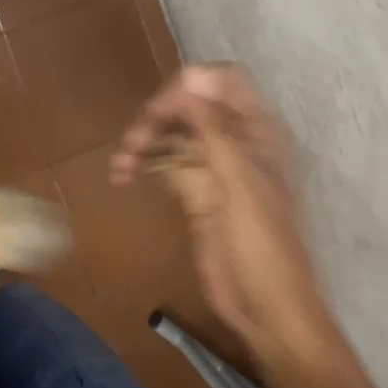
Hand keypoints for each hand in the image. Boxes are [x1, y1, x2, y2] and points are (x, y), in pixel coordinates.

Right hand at [113, 64, 334, 362]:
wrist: (266, 307)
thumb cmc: (262, 245)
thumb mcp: (238, 182)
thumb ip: (214, 129)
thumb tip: (188, 79)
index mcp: (256, 131)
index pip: (222, 81)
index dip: (191, 84)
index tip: (161, 106)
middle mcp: (233, 141)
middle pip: (189, 105)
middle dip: (159, 114)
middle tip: (134, 138)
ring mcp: (212, 166)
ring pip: (172, 133)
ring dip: (144, 140)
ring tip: (121, 162)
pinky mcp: (194, 192)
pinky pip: (163, 164)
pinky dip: (142, 164)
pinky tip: (122, 176)